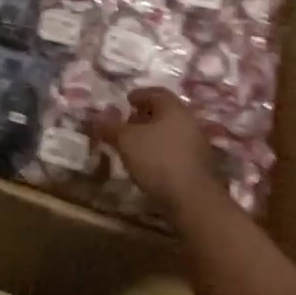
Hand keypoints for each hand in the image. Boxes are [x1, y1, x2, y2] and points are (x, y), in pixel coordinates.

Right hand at [91, 88, 223, 214]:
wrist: (195, 201)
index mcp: (174, 109)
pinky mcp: (200, 168)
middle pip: (165, 113)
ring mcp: (198, 146)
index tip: (127, 101)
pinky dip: (162, 153)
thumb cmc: (158, 160)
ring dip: (154, 137)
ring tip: (135, 147)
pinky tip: (150, 165)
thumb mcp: (125, 140)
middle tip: (128, 124)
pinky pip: (177, 151)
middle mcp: (190, 123)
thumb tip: (95, 119)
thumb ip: (110, 127)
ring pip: (172, 133)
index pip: (156, 93)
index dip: (139, 95)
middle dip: (145, 117)